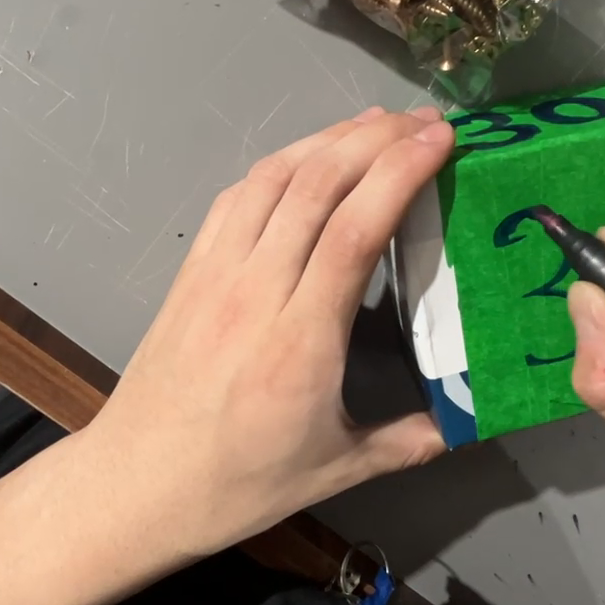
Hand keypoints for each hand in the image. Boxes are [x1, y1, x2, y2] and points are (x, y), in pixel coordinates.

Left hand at [82, 107, 454, 558]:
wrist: (134, 484)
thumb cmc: (237, 482)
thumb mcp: (335, 471)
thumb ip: (407, 440)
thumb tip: (470, 421)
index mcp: (301, 337)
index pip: (355, 230)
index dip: (400, 172)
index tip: (441, 139)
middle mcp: (257, 287)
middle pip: (318, 185)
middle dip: (377, 139)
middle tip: (424, 120)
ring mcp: (217, 269)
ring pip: (276, 177)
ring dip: (330, 137)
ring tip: (377, 121)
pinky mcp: (193, 265)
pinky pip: (238, 194)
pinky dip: (282, 161)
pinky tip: (308, 154)